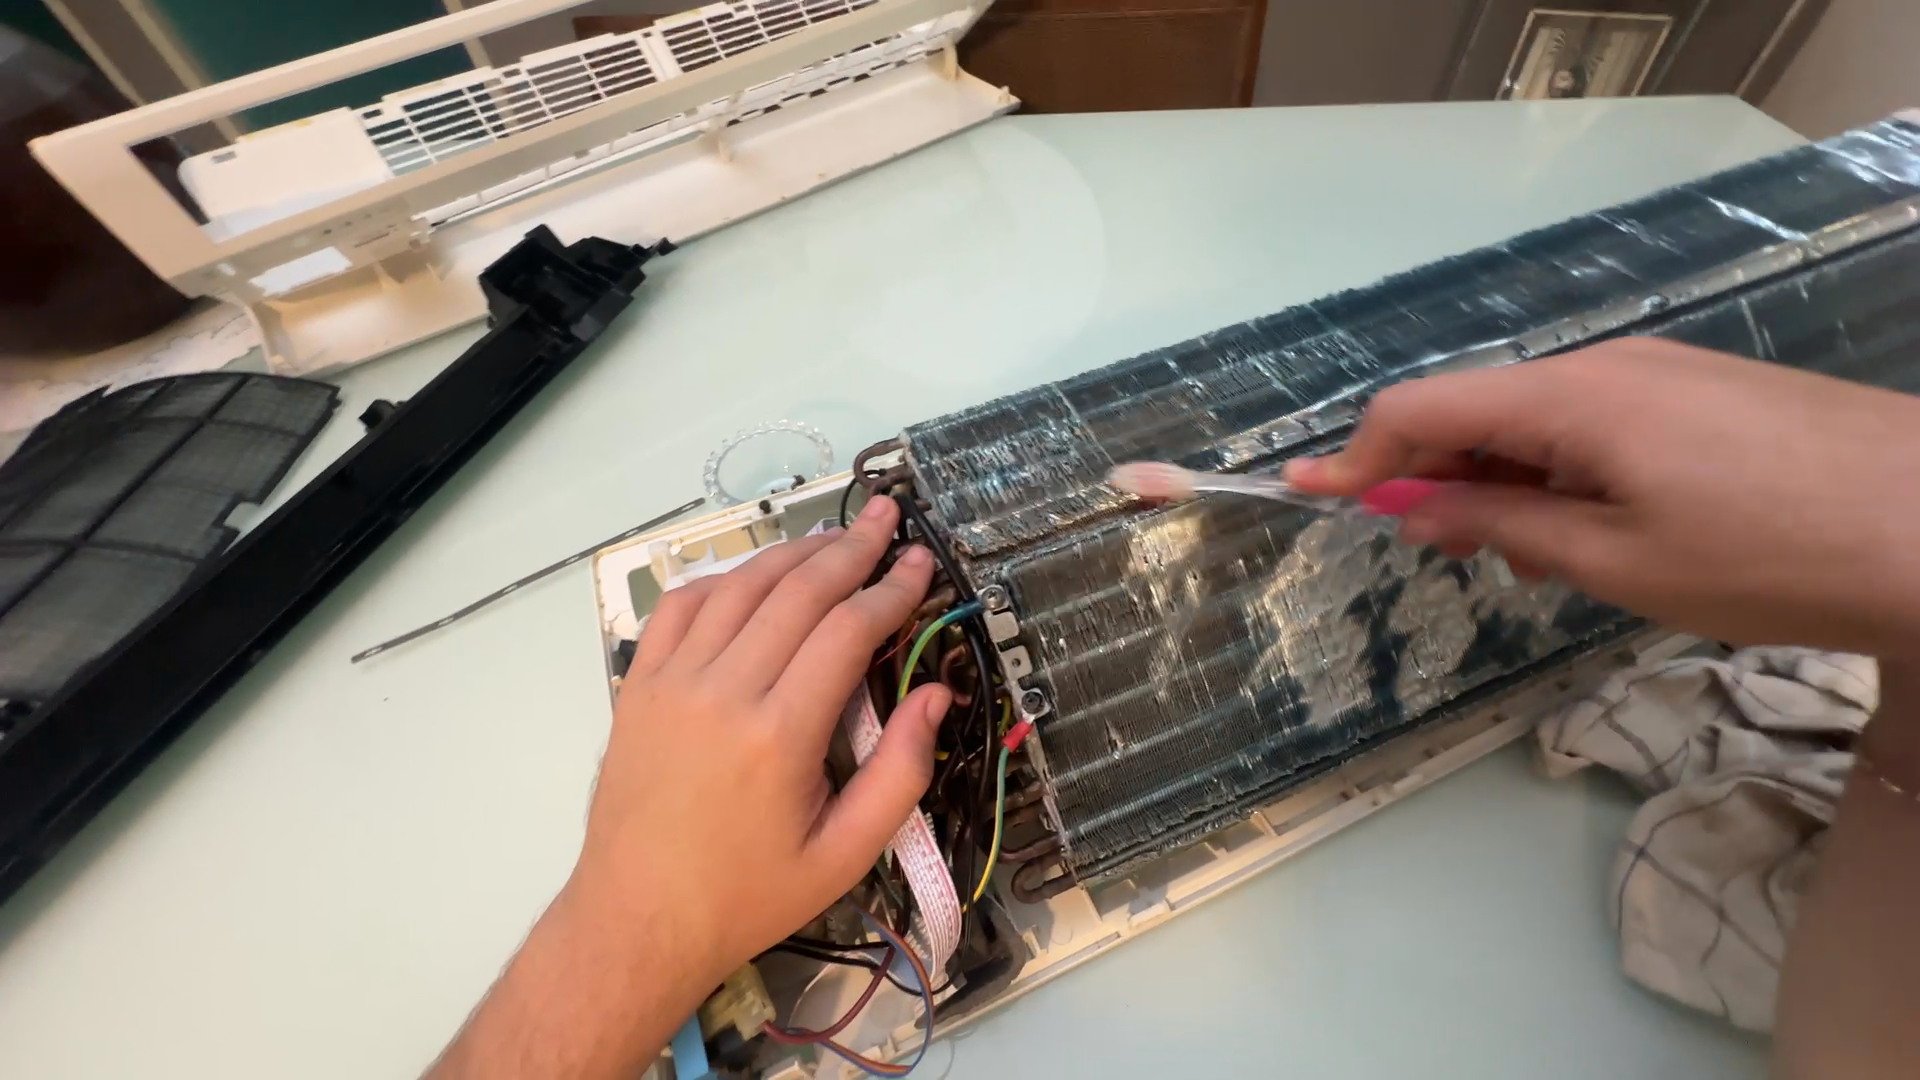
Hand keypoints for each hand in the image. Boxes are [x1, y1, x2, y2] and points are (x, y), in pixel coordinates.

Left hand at [428, 496, 948, 1078]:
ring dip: (795, 552)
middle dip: (850, 547)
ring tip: (836, 537)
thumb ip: (901, 772)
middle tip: (886, 517)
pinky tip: (756, 573)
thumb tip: (935, 694)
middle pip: (797, 591)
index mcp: (779, 734)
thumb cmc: (750, 894)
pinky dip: (725, 577)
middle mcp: (723, 690)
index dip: (890, 589)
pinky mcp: (640, 684)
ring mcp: (672, 680)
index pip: (847, 630)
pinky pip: (682, 605)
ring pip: (742, 586)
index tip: (919, 562)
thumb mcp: (845, 856)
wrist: (634, 922)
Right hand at [1286, 338, 1919, 657]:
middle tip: (1438, 549)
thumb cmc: (1776, 556)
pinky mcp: (1685, 392)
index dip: (1354, 456)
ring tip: (1525, 555)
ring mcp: (1647, 374)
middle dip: (1427, 478)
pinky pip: (1577, 425)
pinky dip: (1545, 474)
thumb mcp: (1609, 558)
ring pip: (1520, 424)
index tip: (1309, 494)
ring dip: (1490, 483)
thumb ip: (1493, 522)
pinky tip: (1582, 526)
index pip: (1417, 409)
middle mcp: (1596, 368)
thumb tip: (1412, 509)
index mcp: (1568, 399)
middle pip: (1465, 413)